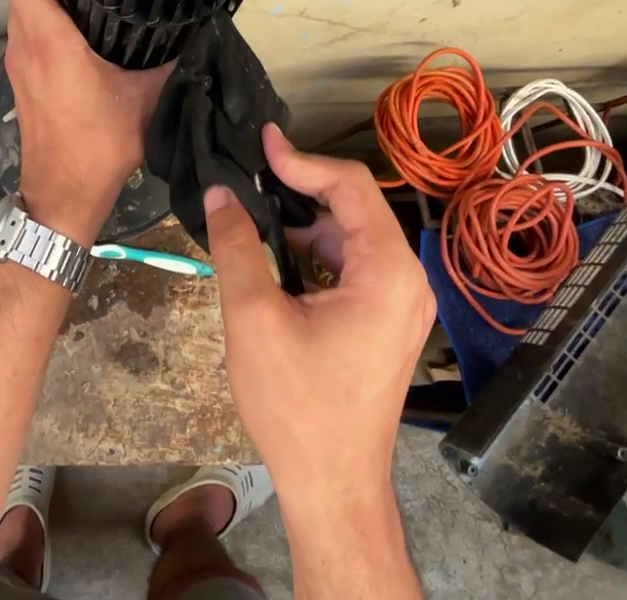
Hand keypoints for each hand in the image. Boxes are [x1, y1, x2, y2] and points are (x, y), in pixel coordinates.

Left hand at [0, 0, 172, 243]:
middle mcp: (24, 45)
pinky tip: (85, 35)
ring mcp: (18, 64)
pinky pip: (27, 34)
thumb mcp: (147, 99)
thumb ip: (171, 60)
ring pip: (22, 10)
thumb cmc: (100, 146)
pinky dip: (47, 21)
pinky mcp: (21, 81)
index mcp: (49, 40)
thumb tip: (197, 30)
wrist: (63, 195)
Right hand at [206, 124, 434, 511]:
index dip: (302, 159)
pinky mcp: (386, 322)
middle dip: (300, 189)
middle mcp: (407, 280)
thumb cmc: (296, 404)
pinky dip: (314, 254)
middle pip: (353, 208)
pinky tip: (275, 261)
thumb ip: (236, 246)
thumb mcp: (254, 317)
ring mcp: (400, 303)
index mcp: (387, 271)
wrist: (334, 484)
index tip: (261, 143)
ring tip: (252, 221)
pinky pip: (351, 267)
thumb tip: (220, 194)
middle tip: (249, 179)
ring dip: (303, 224)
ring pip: (350, 238)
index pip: (350, 186)